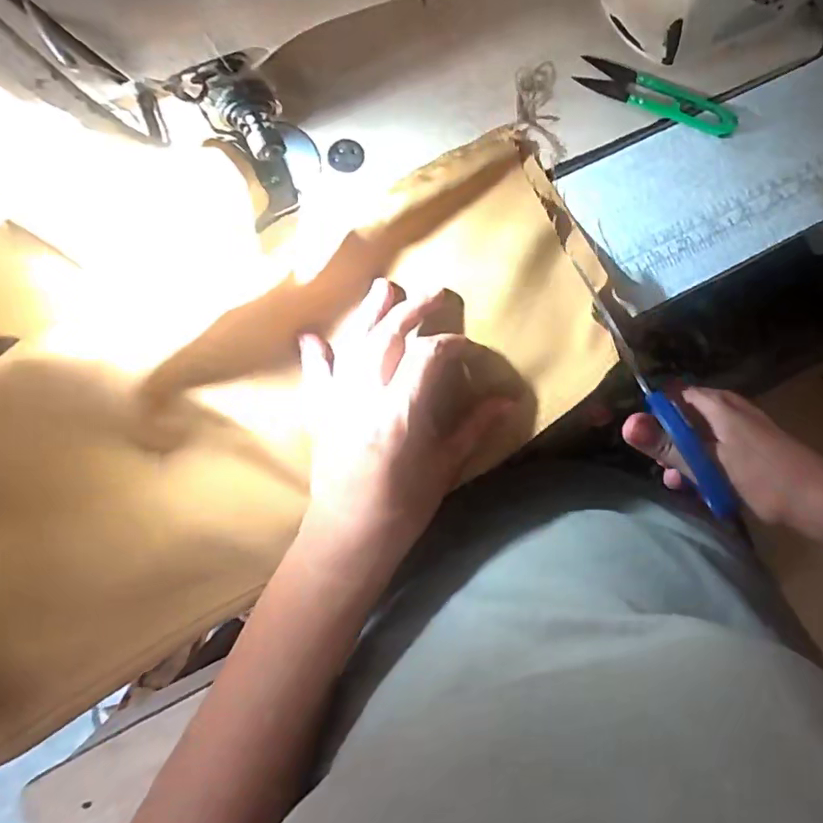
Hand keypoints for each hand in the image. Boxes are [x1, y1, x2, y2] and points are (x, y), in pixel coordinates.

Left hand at [298, 279, 514, 560]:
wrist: (348, 536)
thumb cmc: (405, 506)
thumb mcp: (446, 467)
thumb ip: (474, 427)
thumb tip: (508, 400)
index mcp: (401, 414)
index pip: (428, 356)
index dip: (451, 344)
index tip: (467, 348)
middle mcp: (366, 398)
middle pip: (389, 337)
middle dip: (414, 310)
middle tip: (436, 293)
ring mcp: (338, 401)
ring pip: (355, 345)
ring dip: (371, 314)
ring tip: (386, 287)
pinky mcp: (319, 412)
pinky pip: (317, 374)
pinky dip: (317, 354)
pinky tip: (313, 336)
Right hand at [621, 386, 822, 537]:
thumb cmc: (764, 477)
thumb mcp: (710, 463)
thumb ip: (669, 445)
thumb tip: (627, 424)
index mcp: (718, 404)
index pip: (673, 393)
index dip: (654, 412)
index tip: (642, 438)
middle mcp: (729, 409)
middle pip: (685, 415)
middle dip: (669, 440)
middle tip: (660, 467)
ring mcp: (743, 428)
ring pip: (700, 436)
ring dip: (686, 458)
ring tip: (678, 484)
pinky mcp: (752, 449)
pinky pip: (717, 449)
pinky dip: (706, 465)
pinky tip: (702, 488)